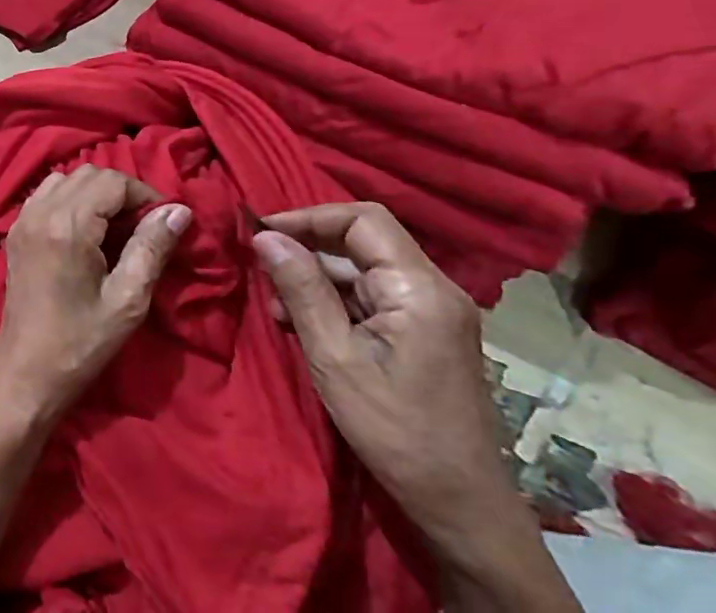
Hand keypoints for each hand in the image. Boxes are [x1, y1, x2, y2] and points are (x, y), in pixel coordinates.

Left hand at [0, 166, 189, 416]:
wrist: (28, 365)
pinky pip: (45, 195)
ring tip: (116, 229)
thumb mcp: (128, 299)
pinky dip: (70, 200)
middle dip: (121, 191)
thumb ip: (151, 248)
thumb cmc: (82, 340)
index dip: (144, 195)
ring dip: (94, 193)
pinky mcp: (15, 231)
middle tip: (144, 227)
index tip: (165, 223)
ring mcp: (22, 219)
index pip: (111, 181)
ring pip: (64, 179)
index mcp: (66, 226)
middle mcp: (39, 212)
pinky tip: (87, 233)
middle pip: (87, 174)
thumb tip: (178, 211)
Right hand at [251, 204, 504, 529]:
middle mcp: (433, 289)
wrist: (455, 497)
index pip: (363, 220)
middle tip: (260, 273)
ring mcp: (430, 310)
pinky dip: (329, 300)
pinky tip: (299, 324)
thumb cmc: (392, 426)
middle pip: (360, 242)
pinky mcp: (422, 330)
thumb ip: (301, 289)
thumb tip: (265, 236)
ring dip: (312, 278)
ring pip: (359, 268)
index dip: (307, 217)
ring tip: (276, 309)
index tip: (261, 232)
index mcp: (419, 289)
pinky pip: (368, 295)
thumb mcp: (333, 355)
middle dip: (304, 250)